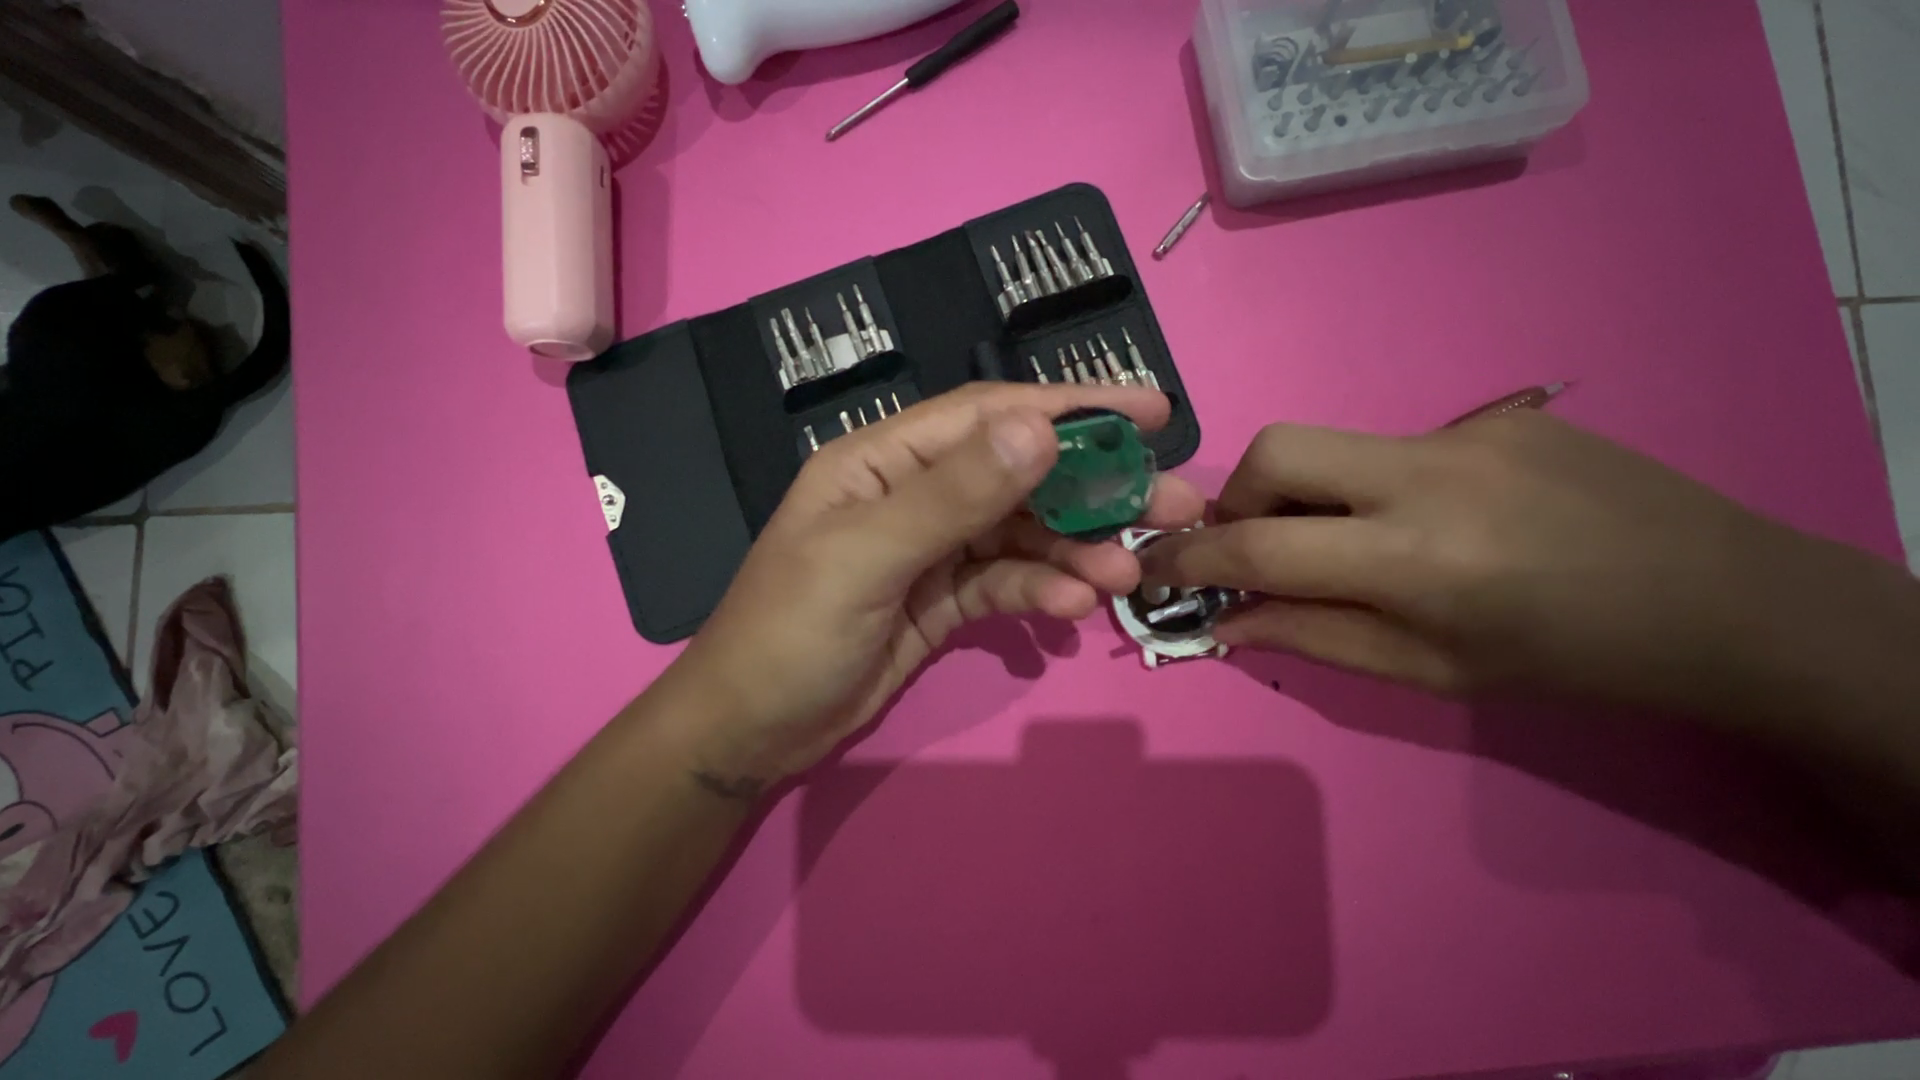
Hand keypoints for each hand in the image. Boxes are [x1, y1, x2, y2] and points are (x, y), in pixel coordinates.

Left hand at [668, 383, 1205, 794]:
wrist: (749, 733)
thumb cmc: (790, 634)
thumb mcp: (866, 558)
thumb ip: (953, 495)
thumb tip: (1041, 428)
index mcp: (882, 459)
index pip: (988, 415)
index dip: (1070, 408)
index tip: (1150, 414)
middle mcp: (912, 493)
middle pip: (1019, 474)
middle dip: (1093, 488)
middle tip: (1170, 504)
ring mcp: (931, 549)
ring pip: (1020, 532)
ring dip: (1074, 549)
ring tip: (1124, 576)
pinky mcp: (943, 600)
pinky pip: (1005, 582)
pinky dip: (1040, 589)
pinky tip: (1071, 607)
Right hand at [1140, 412, 1895, 711]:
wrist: (1728, 604)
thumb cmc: (1572, 665)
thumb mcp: (1431, 673)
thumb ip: (1315, 639)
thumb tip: (1226, 621)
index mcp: (1414, 560)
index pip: (1258, 548)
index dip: (1189, 558)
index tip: (1151, 567)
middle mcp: (1428, 475)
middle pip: (1276, 450)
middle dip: (1237, 499)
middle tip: (1253, 547)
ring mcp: (1466, 431)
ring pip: (1333, 443)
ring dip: (1305, 492)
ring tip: (1346, 542)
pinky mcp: (1498, 414)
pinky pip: (1398, 446)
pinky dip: (1379, 488)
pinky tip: (1441, 524)